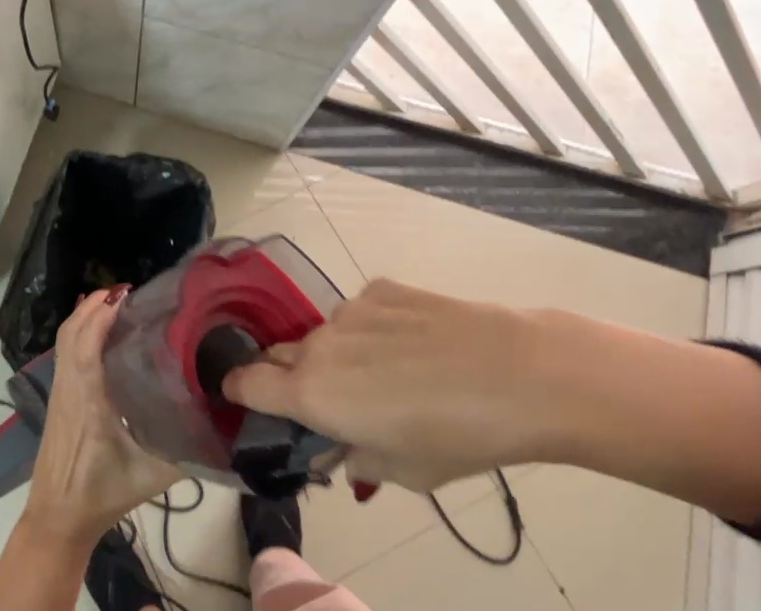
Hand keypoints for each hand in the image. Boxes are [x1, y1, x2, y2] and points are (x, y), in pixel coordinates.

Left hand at [23, 285, 181, 541]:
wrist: (57, 518)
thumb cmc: (102, 495)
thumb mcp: (151, 476)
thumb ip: (186, 451)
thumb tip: (225, 425)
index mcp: (88, 400)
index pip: (86, 344)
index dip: (101, 314)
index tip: (127, 295)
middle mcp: (69, 387)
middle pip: (71, 332)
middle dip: (94, 305)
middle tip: (127, 292)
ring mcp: (59, 392)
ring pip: (64, 340)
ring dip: (85, 316)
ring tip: (116, 305)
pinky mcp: (57, 398)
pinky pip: (64, 353)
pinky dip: (79, 333)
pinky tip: (101, 335)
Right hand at [223, 278, 549, 492]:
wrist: (522, 375)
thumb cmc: (458, 437)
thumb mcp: (403, 471)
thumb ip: (355, 455)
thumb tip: (341, 443)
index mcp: (311, 394)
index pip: (245, 383)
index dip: (238, 391)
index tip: (246, 398)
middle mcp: (318, 346)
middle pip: (282, 357)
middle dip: (294, 378)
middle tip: (335, 402)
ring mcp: (349, 311)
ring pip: (327, 336)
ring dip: (341, 355)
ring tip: (394, 373)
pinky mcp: (381, 289)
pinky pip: (362, 313)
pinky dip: (376, 330)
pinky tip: (417, 344)